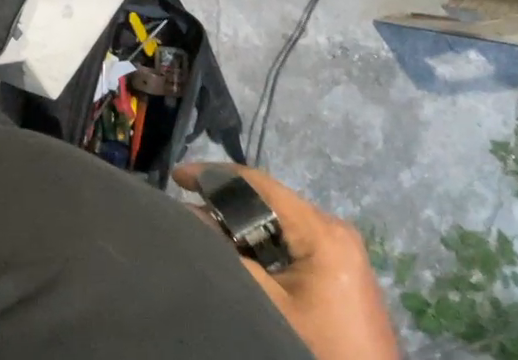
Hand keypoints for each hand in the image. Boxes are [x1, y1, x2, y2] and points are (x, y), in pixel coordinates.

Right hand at [173, 163, 399, 359]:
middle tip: (185, 207)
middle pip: (268, 198)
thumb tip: (188, 213)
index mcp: (322, 232)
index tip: (177, 178)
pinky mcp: (340, 266)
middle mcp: (334, 229)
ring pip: (277, 217)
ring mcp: (341, 248)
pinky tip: (236, 248)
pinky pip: (291, 236)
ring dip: (241, 219)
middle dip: (225, 198)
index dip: (214, 175)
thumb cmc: (321, 348)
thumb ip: (227, 255)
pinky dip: (259, 236)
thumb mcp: (269, 305)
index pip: (259, 184)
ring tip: (203, 226)